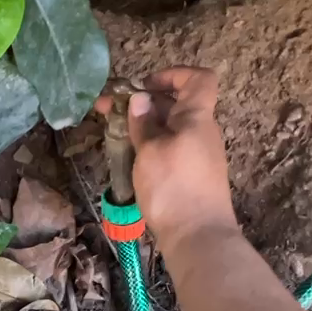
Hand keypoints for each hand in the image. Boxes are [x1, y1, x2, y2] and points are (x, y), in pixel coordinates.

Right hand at [98, 67, 238, 252]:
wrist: (197, 236)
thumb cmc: (173, 187)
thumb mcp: (150, 151)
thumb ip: (143, 123)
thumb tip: (140, 99)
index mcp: (197, 117)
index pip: (198, 79)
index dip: (173, 74)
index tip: (144, 86)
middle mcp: (202, 132)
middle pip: (177, 104)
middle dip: (144, 103)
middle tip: (110, 111)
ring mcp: (198, 155)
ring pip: (171, 128)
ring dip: (144, 127)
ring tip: (115, 135)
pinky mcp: (191, 176)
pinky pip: (171, 149)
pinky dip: (151, 146)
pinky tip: (131, 158)